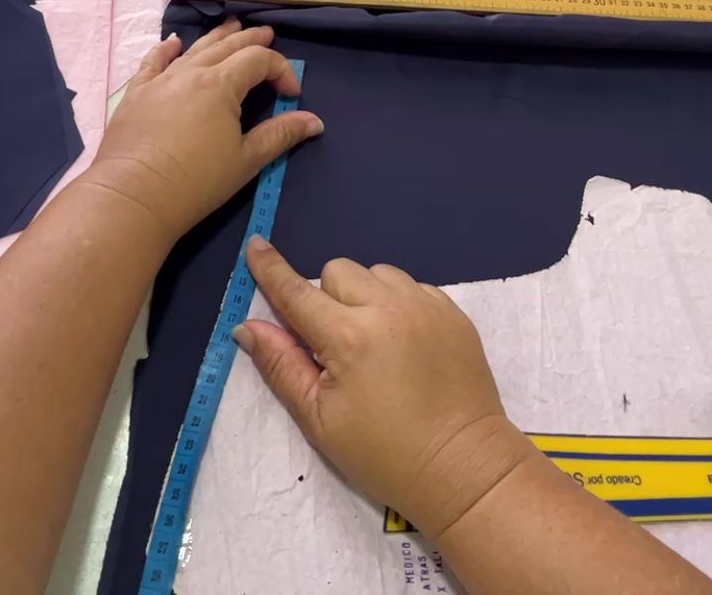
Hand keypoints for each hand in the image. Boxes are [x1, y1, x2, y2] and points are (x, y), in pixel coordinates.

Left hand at [80, 20, 323, 241]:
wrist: (133, 196)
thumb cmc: (196, 182)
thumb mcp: (246, 160)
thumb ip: (280, 135)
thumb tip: (315, 121)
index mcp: (221, 86)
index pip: (258, 61)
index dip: (281, 70)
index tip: (292, 93)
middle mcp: (191, 73)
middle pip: (227, 46)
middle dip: (252, 40)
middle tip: (267, 33)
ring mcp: (160, 80)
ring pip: (194, 49)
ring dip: (217, 36)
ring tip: (233, 25)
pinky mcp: (136, 93)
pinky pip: (153, 61)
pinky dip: (165, 49)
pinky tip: (172, 42)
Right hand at [235, 237, 539, 538]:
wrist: (463, 467)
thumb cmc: (383, 453)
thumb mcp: (319, 419)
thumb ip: (281, 365)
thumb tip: (248, 326)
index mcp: (349, 337)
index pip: (297, 292)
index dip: (271, 268)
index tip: (256, 244)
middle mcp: (388, 307)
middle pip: (338, 271)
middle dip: (327, 297)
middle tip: (335, 340)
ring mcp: (425, 304)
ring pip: (377, 272)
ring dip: (364, 294)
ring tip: (375, 339)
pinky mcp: (452, 310)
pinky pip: (411, 284)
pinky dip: (398, 301)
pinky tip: (405, 340)